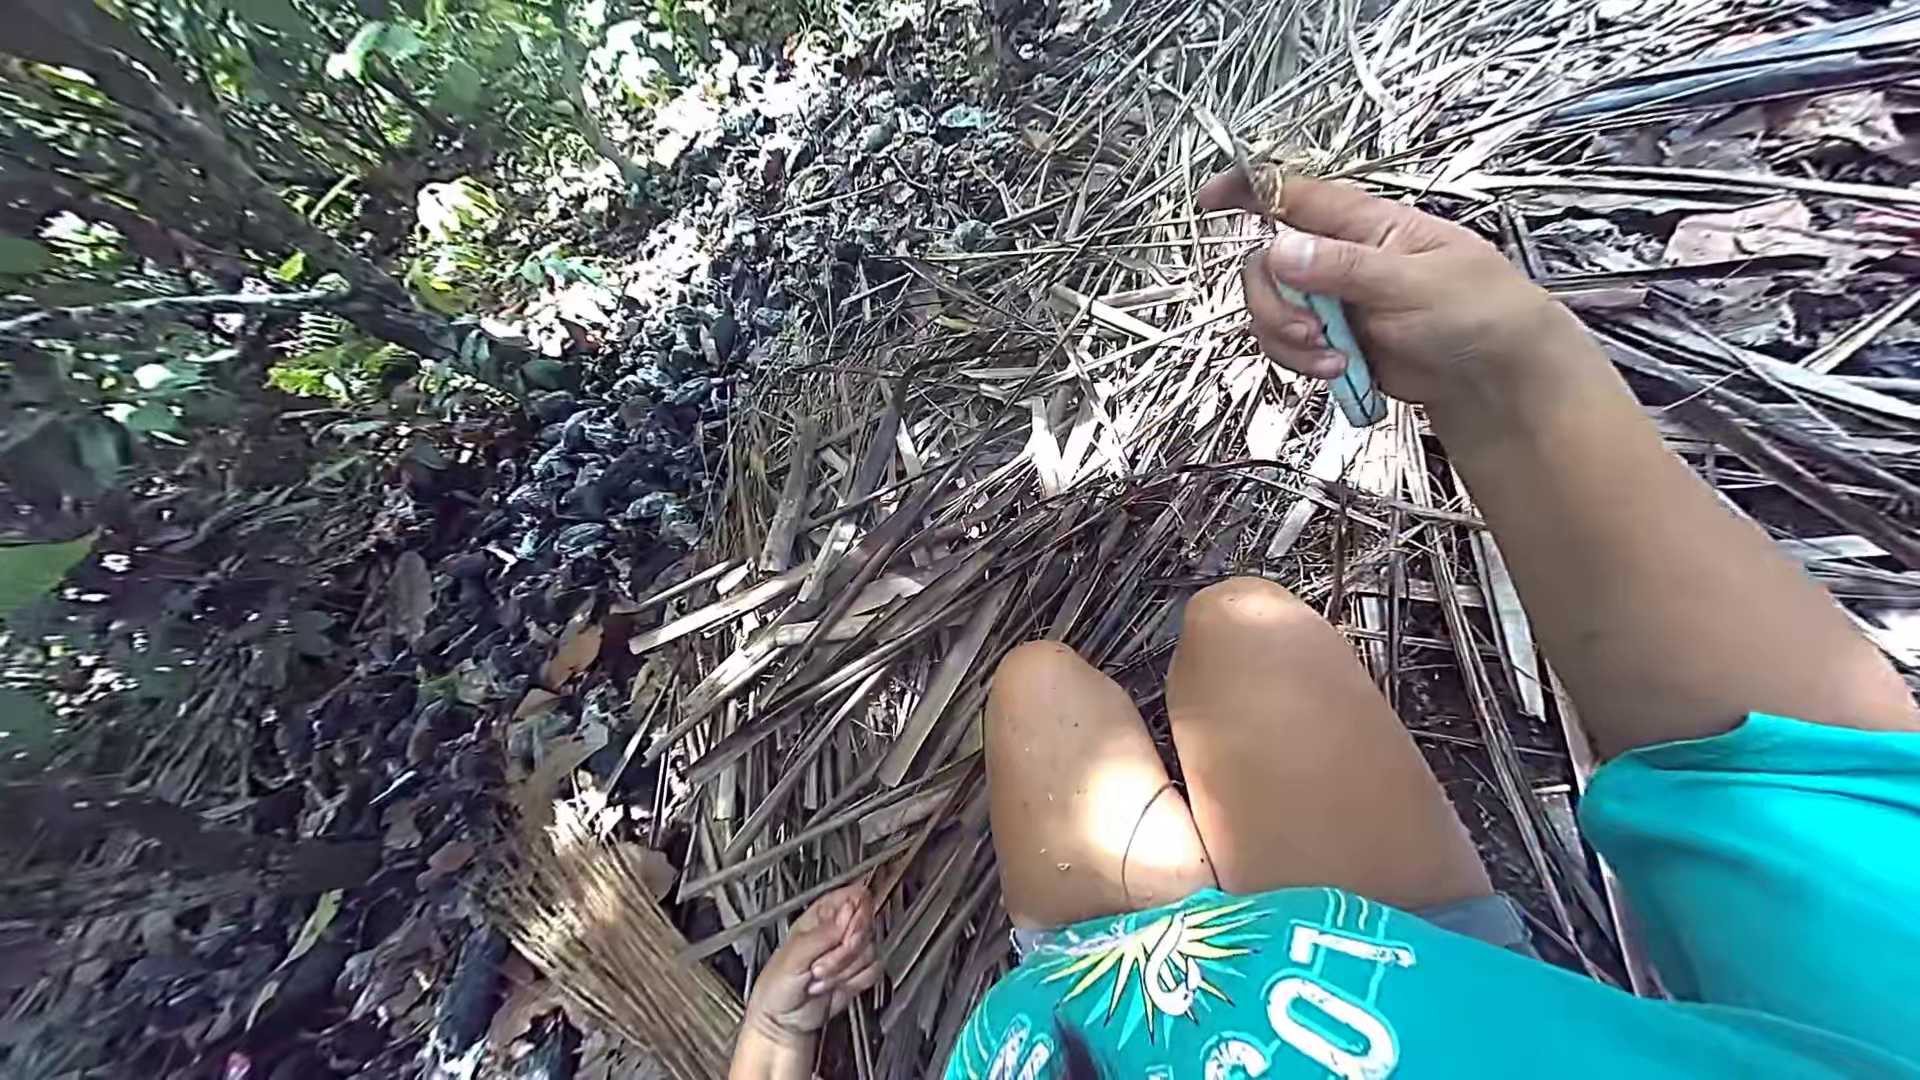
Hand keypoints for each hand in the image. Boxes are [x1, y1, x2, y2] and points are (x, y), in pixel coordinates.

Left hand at [741, 886, 880, 1051]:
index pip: (859, 897)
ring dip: (845, 971)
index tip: (844, 938)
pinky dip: (855, 982)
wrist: (781, 1023)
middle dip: (845, 953)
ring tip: (820, 979)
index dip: (858, 916)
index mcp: (824, 911)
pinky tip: (834, 986)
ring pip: (871, 949)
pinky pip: (874, 969)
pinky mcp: (860, 968)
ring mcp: (852, 947)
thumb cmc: (777, 984)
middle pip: (868, 925)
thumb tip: (849, 910)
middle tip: (819, 967)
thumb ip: (822, 933)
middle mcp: (842, 924)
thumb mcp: (794, 955)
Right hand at [1197, 170, 1598, 412]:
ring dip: (1289, 342)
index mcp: (1365, 227)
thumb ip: (1344, 268)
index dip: (1251, 191)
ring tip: (1333, 356)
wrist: (1484, 377)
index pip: (1297, 197)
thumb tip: (1281, 249)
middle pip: (1266, 270)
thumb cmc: (1477, 312)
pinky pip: (1282, 346)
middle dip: (1274, 307)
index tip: (1210, 198)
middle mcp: (1336, 261)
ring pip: (1268, 314)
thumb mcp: (1414, 283)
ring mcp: (1327, 303)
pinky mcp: (1323, 339)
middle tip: (1307, 331)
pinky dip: (1299, 362)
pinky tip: (1336, 367)